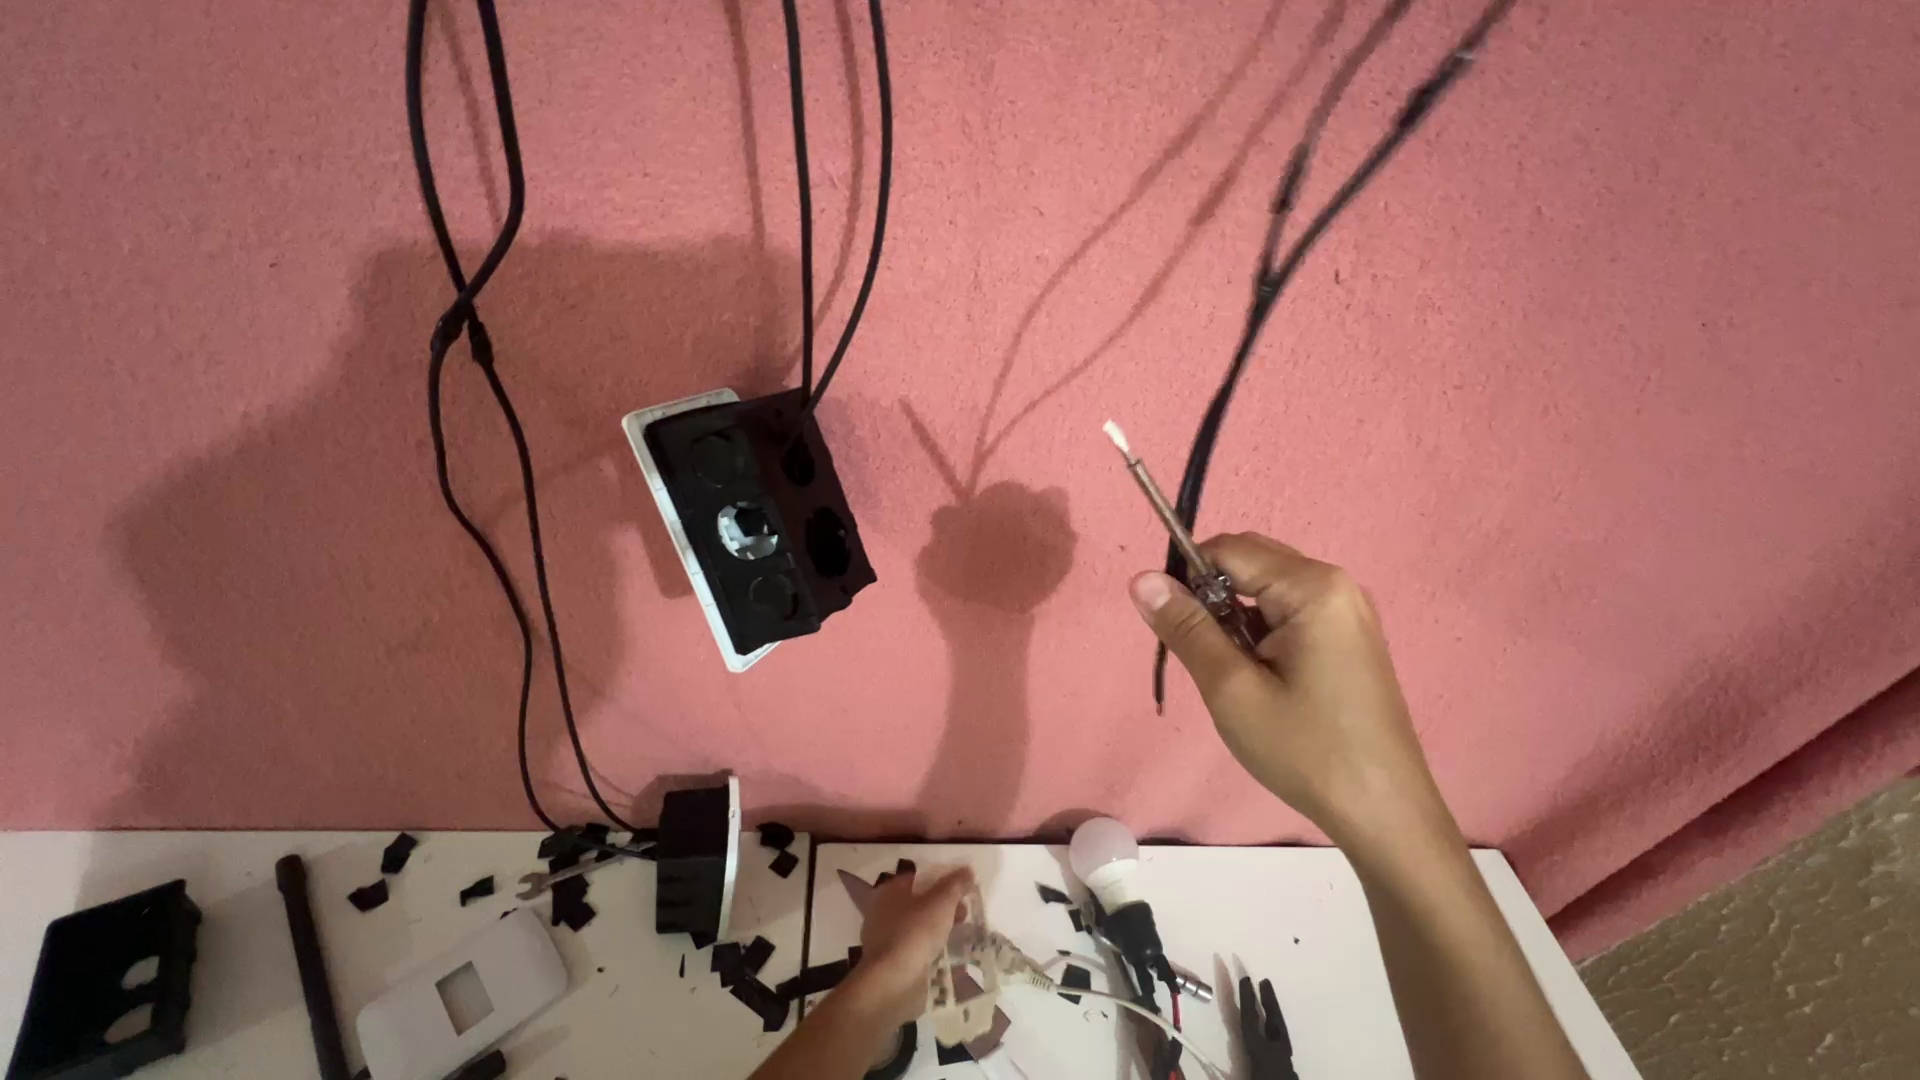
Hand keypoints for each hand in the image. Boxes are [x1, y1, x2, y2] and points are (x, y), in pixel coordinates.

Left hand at [845, 867, 974, 1028]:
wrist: (892, 982)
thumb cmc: (915, 933)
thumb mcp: (941, 903)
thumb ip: (955, 885)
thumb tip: (968, 870)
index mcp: (890, 891)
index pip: (919, 877)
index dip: (942, 880)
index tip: (963, 889)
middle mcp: (883, 912)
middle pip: (920, 902)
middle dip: (944, 906)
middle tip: (965, 914)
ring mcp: (885, 939)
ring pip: (918, 926)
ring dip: (939, 928)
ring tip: (960, 935)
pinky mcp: (891, 962)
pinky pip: (916, 948)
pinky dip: (931, 949)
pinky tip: (947, 954)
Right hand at [1130, 533, 1450, 849]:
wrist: (1383, 811)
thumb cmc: (1304, 749)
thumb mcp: (1231, 689)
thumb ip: (1185, 628)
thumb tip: (1140, 578)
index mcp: (1312, 587)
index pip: (1229, 549)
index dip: (1188, 576)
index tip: (1173, 626)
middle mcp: (1335, 584)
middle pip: (1251, 561)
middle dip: (1213, 596)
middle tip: (1204, 655)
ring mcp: (1347, 611)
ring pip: (1267, 588)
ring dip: (1235, 617)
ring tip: (1233, 675)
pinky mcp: (1349, 637)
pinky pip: (1289, 611)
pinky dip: (1260, 632)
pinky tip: (1260, 679)